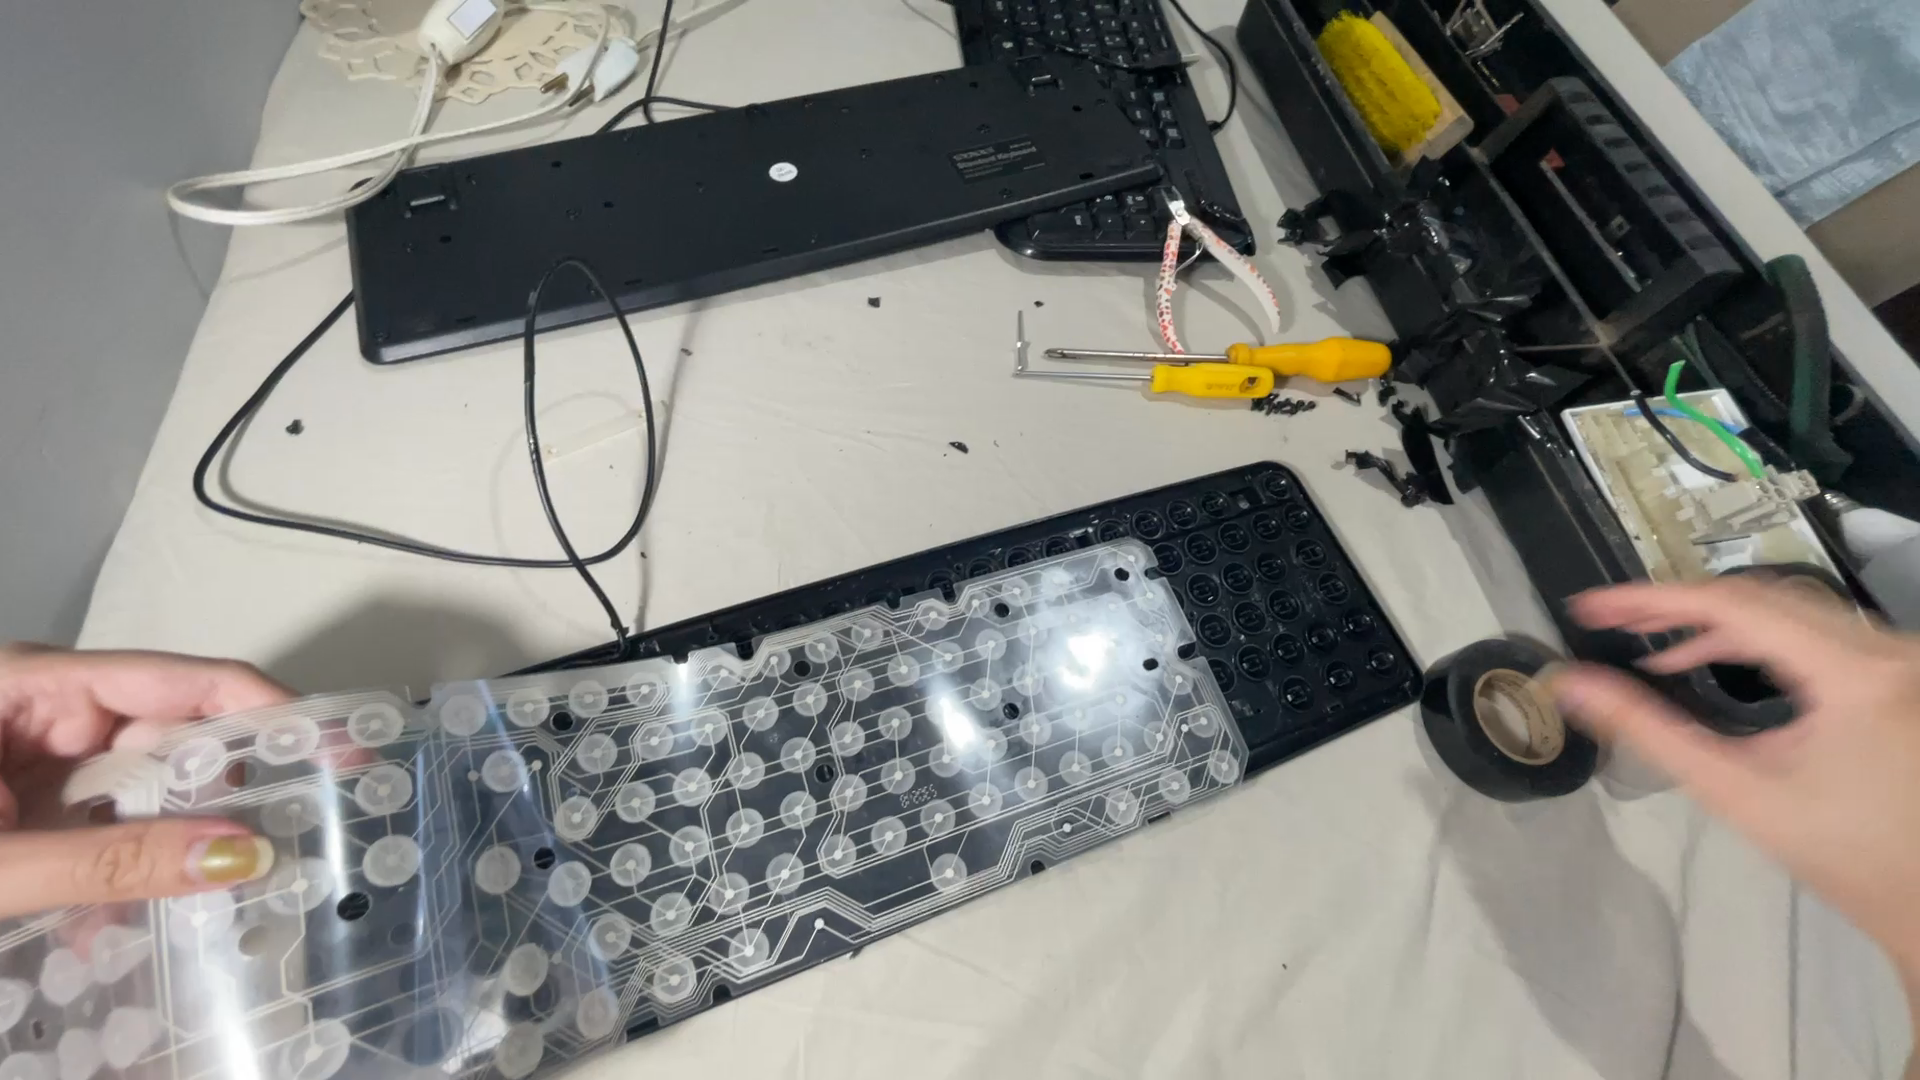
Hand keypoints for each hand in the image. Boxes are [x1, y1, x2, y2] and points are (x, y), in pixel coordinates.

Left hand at [0, 644, 291, 919]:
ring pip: (152, 782)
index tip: (348, 754)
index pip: (197, 683)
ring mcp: (38, 753)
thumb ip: (103, 862)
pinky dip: (135, 857)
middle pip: (183, 733)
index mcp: (35, 683)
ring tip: (232, 878)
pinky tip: (153, 901)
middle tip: (298, 832)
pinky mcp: (28, 798)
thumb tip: (247, 857)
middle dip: (232, 789)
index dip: (281, 714)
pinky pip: (110, 817)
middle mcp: (52, 706)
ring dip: (183, 834)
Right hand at [1551, 579, 1919, 981]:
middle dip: (1671, 605)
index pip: (1729, 605)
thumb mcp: (1729, 786)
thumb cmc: (1844, 851)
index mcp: (1854, 675)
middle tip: (1608, 618)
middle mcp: (1890, 655)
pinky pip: (1810, 631)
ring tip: (1645, 638)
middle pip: (1757, 597)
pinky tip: (1701, 658)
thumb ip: (1642, 727)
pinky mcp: (1899, 679)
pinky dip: (1745, 637)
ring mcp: (1901, 665)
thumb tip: (1568, 683)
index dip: (1648, 599)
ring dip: (1705, 619)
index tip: (1590, 607)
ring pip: (1783, 609)